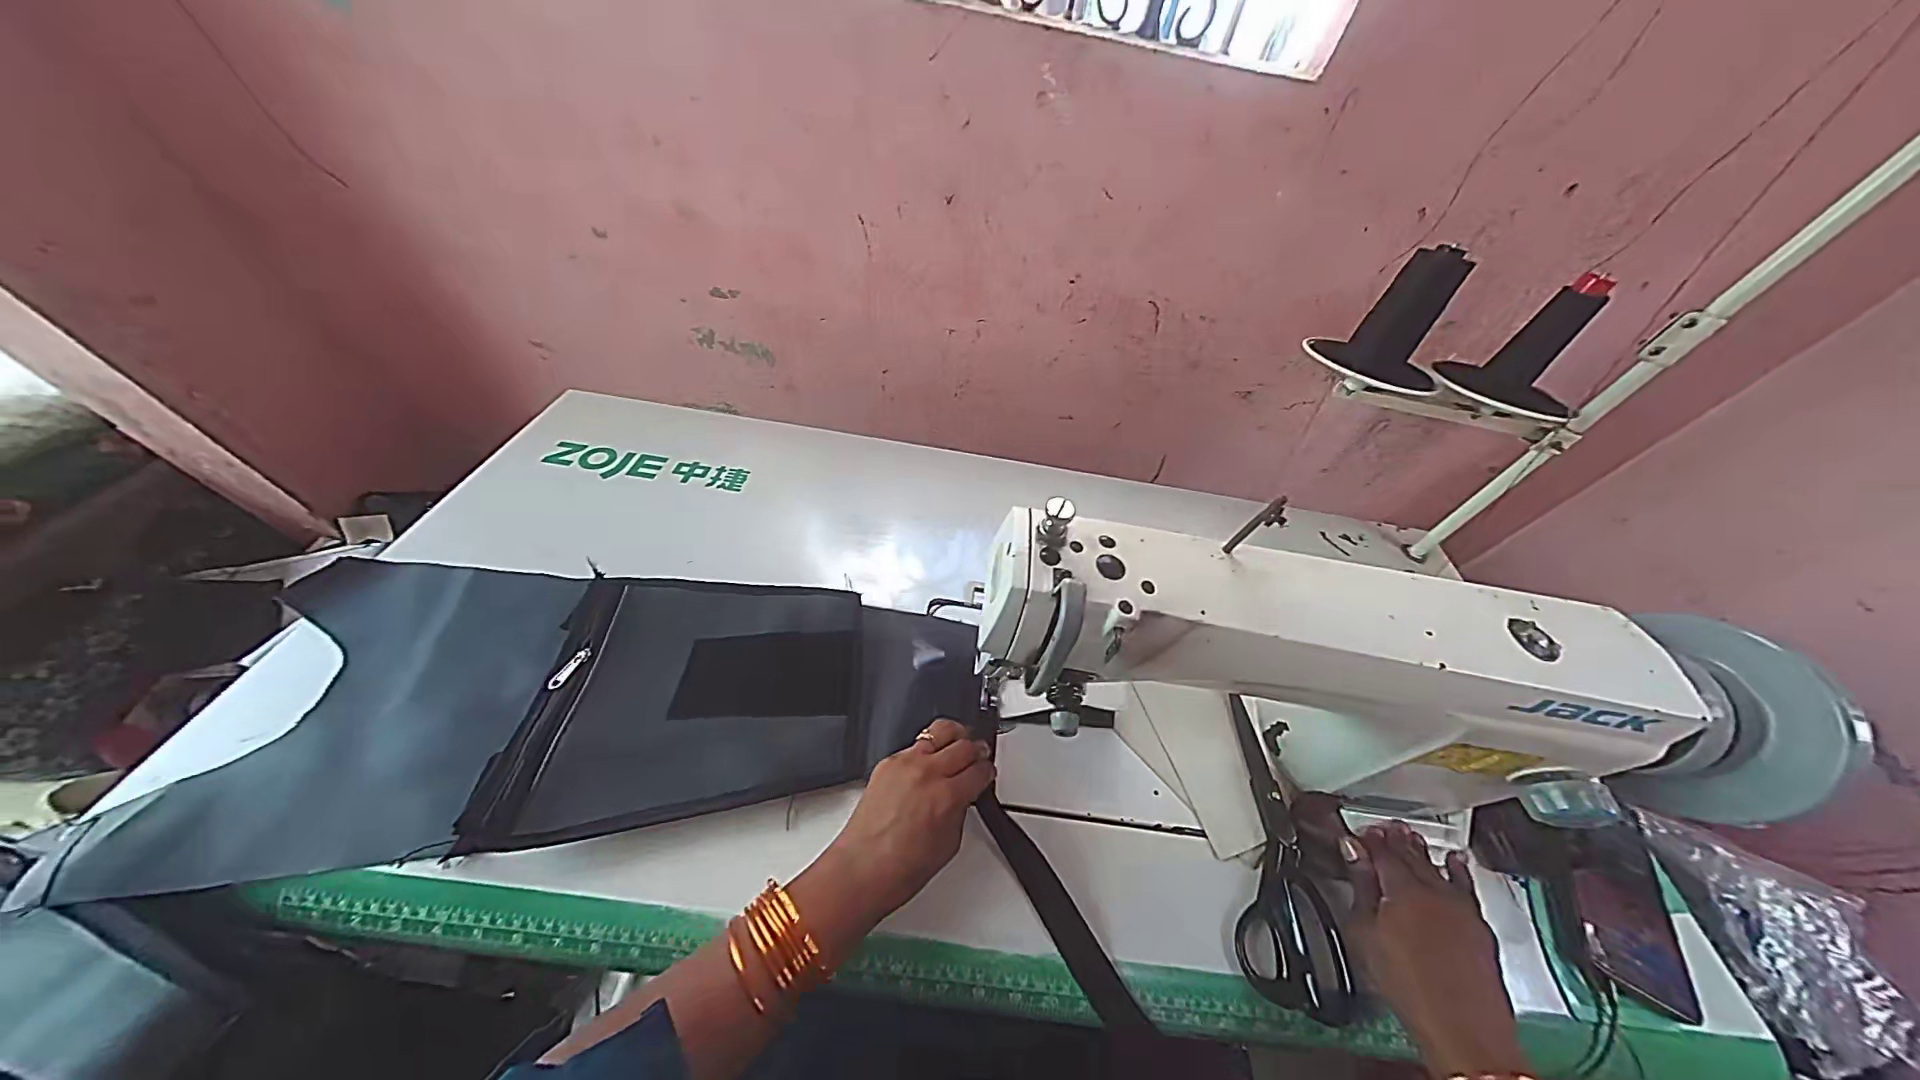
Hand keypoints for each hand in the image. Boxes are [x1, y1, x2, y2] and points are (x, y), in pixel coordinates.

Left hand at [787, 719, 993, 959]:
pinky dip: (927, 748)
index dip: (987, 771)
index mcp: (947, 795)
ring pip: (940, 730)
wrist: (861, 869)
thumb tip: (964, 796)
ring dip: (955, 737)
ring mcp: (905, 764)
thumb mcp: (949, 844)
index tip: (986, 772)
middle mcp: (926, 773)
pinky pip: (914, 744)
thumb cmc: (898, 867)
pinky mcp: (887, 763)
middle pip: (964, 744)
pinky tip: (929, 759)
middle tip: (978, 756)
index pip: (979, 769)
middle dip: (976, 750)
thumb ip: (960, 810)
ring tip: (958, 744)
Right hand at [1347, 823, 1528, 1078]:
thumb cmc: (1407, 985)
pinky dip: (1456, 869)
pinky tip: (1454, 862)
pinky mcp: (1479, 926)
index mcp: (1401, 888)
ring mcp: (1460, 907)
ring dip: (1420, 850)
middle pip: (1410, 855)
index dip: (1367, 840)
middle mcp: (1434, 891)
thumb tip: (1353, 853)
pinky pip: (1465, 885)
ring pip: (1436, 866)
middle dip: (1393, 840)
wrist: (1463, 1030)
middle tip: (1380, 830)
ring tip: (1409, 838)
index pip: (1380, 851)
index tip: (1357, 834)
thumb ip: (1359, 886)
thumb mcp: (1365, 933)